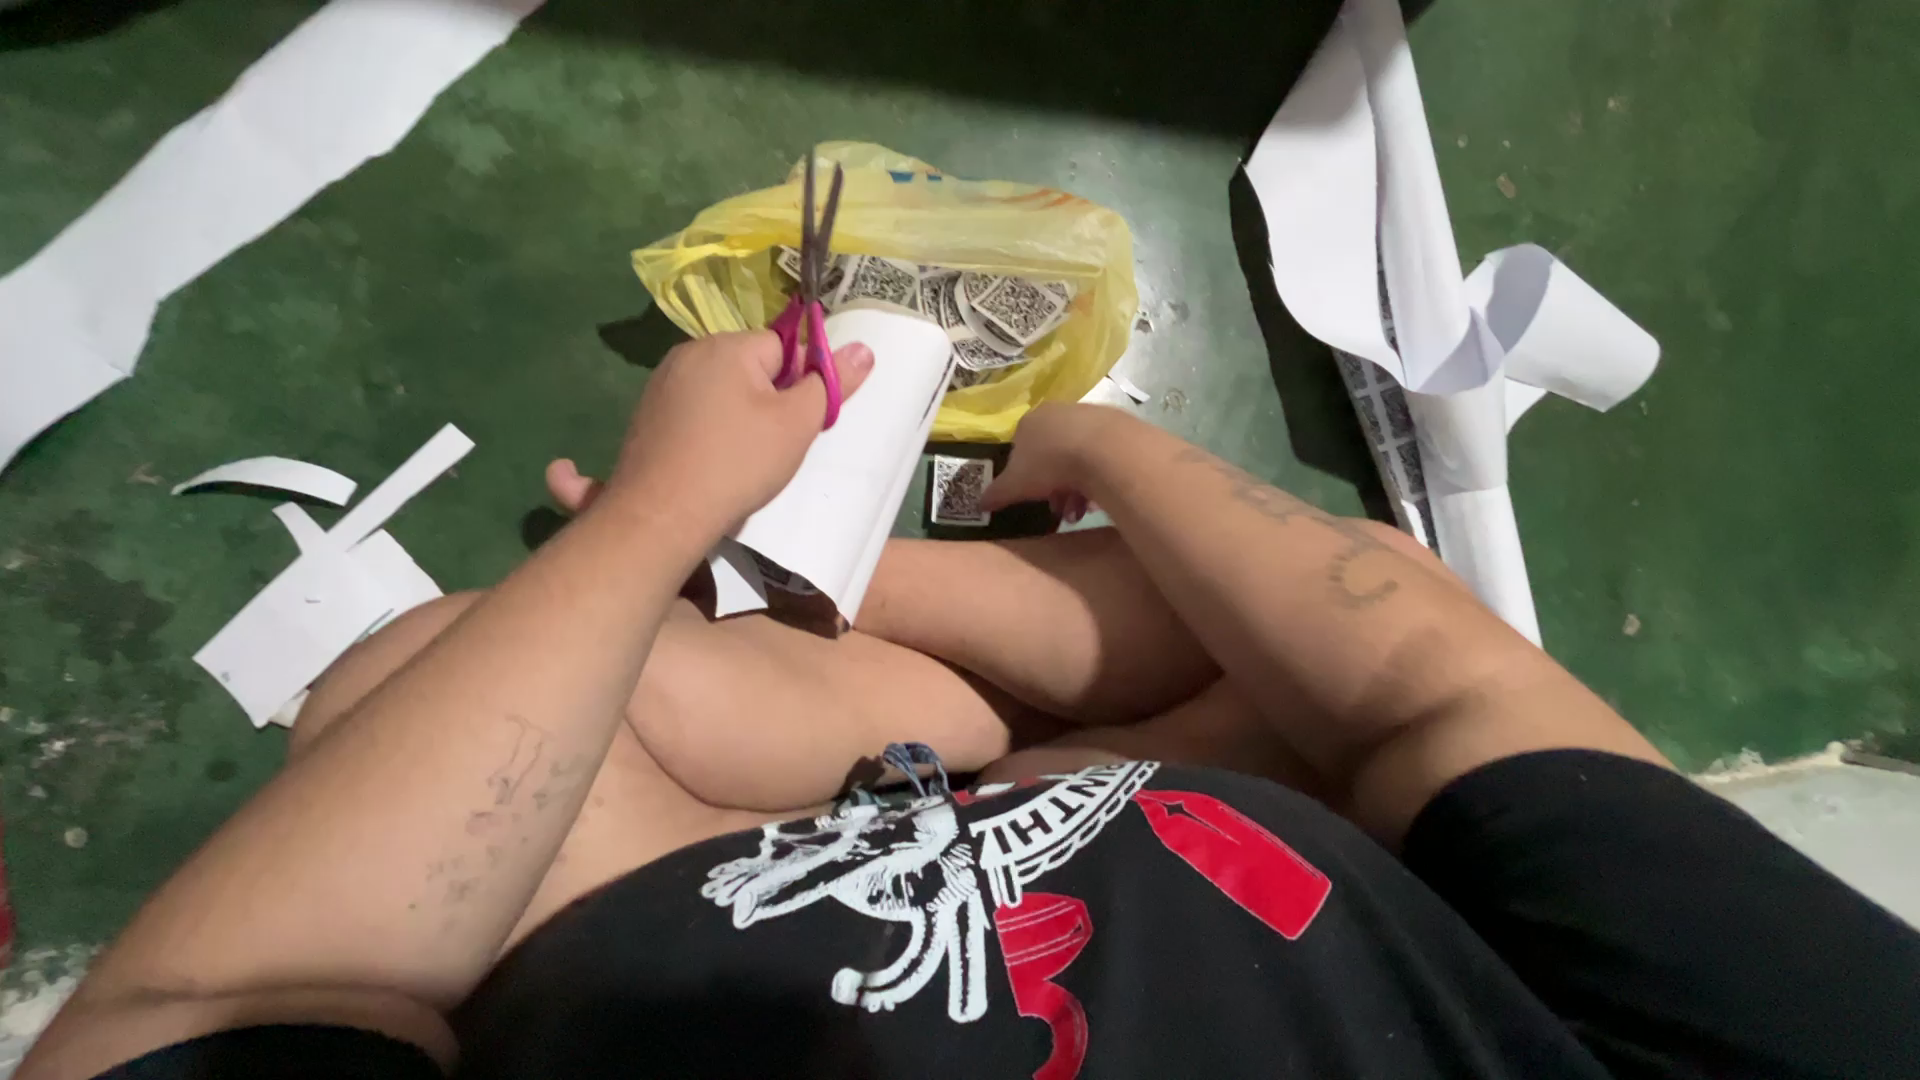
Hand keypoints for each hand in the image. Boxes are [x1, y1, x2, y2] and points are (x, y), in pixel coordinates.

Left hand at [593, 330, 871, 531]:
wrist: (661, 515)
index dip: (801, 382)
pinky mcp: (647, 415)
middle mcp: (688, 353)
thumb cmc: (737, 463)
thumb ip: (830, 384)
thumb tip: (863, 349)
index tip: (800, 420)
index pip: (784, 346)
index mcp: (727, 346)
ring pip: (722, 391)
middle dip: (769, 399)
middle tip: (776, 443)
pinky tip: (713, 463)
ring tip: (744, 458)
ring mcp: (661, 384)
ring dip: (740, 415)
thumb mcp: (797, 424)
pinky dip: (710, 431)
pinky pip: (695, 412)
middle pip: (751, 367)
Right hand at [980, 403, 1132, 520]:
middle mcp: (1057, 412)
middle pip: (1051, 455)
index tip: (1032, 497)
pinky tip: (1099, 499)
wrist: (1104, 451)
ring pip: (1077, 457)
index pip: (1020, 448)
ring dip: (1076, 489)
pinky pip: (1100, 456)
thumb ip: (996, 494)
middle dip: (1053, 488)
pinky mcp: (1116, 426)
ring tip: (1081, 512)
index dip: (1024, 476)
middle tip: (1060, 511)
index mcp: (1029, 422)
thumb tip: (979, 504)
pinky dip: (1097, 478)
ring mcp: (1088, 416)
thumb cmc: (1049, 464)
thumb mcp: (1015, 485)